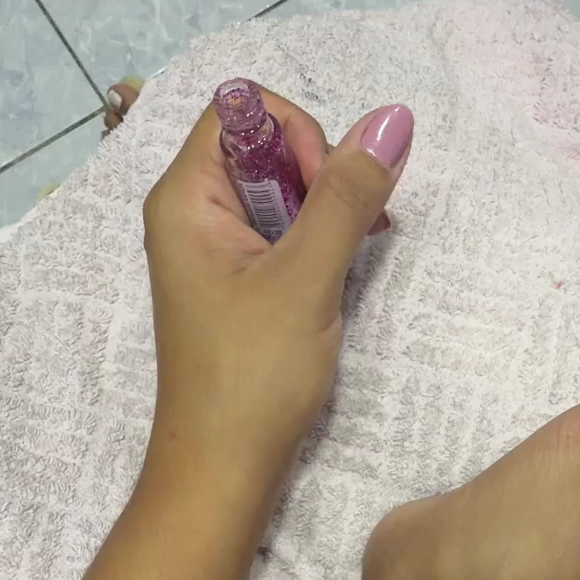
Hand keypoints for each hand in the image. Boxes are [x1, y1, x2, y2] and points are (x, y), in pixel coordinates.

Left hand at [142, 88, 412, 482]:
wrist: (225, 468)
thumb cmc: (254, 377)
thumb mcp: (305, 280)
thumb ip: (346, 197)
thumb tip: (393, 118)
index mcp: (186, 199)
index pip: (243, 112)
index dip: (300, 134)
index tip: (333, 192)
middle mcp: (194, 216)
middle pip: (265, 150)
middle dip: (322, 175)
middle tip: (355, 229)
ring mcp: (216, 254)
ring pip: (281, 196)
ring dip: (328, 212)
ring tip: (357, 252)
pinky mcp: (239, 286)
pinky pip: (282, 238)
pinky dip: (318, 243)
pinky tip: (343, 270)